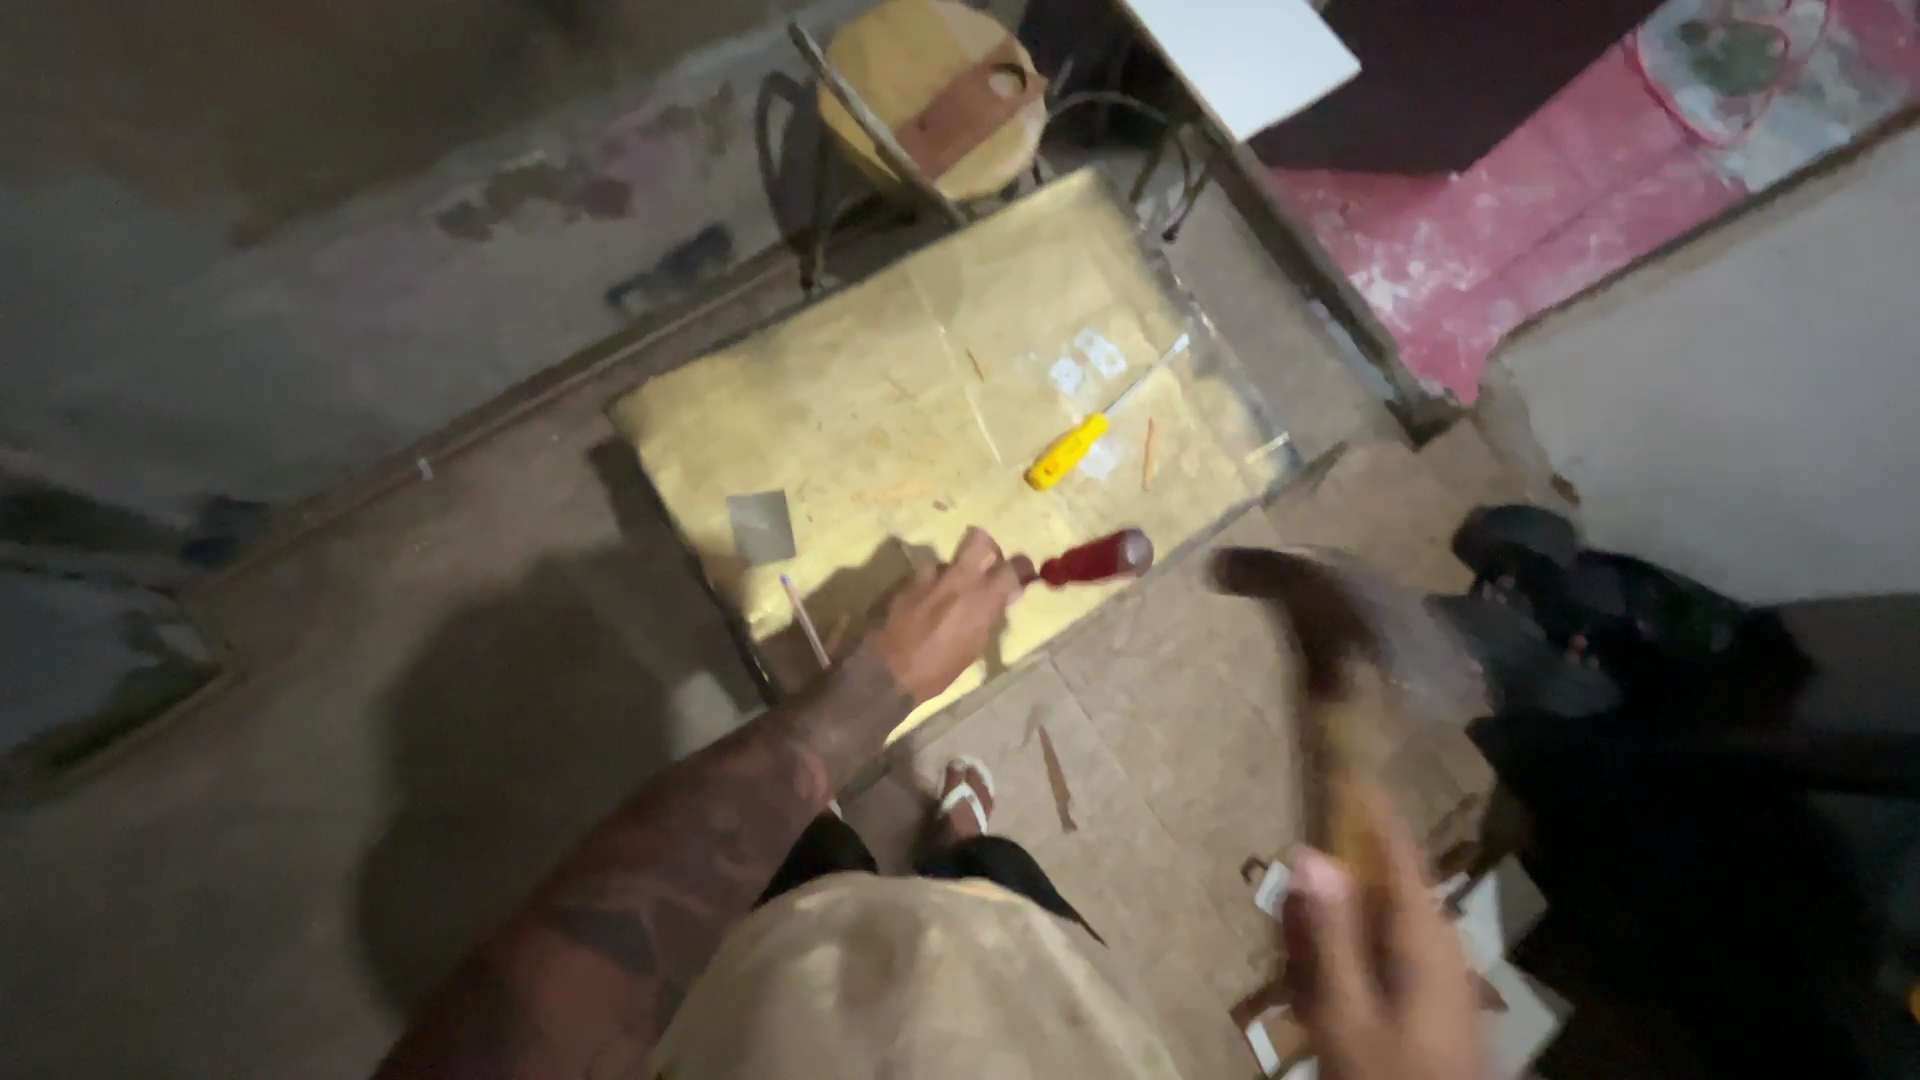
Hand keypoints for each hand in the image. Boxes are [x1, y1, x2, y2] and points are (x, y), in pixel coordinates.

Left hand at [869, 527, 1024, 702]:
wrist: (890, 670)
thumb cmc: (940, 669)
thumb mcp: (975, 647)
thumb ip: (991, 615)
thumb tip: (1006, 596)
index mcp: (983, 599)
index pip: (1013, 567)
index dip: (1022, 567)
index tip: (1022, 573)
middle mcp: (960, 579)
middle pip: (980, 540)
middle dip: (987, 548)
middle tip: (986, 565)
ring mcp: (931, 577)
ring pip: (948, 559)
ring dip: (952, 571)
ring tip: (947, 592)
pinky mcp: (908, 582)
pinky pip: (925, 573)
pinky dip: (929, 583)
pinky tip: (924, 600)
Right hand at [1282, 793, 1484, 1079]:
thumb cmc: (1390, 1074)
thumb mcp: (1346, 1010)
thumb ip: (1328, 931)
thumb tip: (1310, 852)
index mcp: (1424, 938)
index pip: (1400, 852)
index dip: (1374, 808)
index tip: (1347, 768)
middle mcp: (1436, 945)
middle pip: (1376, 889)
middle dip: (1326, 894)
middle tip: (1288, 923)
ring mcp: (1435, 974)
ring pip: (1372, 925)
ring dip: (1327, 937)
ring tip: (1296, 977)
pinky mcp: (1427, 998)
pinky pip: (1376, 957)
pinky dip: (1340, 964)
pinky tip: (1314, 998)